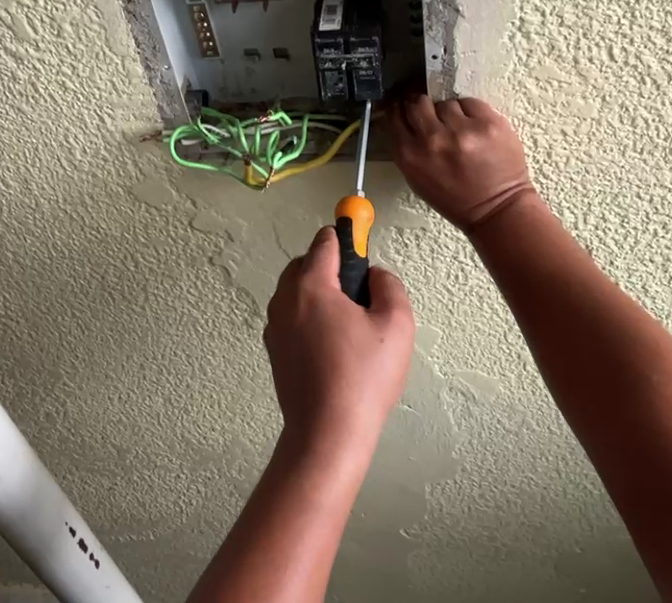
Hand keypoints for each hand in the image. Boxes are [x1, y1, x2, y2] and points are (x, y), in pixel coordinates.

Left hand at [263, 228, 414, 442]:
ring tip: (350, 324)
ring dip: (318, 293)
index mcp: (311, 285)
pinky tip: (333, 346)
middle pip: (305, 263)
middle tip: (360, 293)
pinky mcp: (275, 351)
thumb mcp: (396, 324)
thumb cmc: (363, 377)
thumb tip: (375, 275)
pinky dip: (308, 317)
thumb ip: (388, 285)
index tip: (363, 244)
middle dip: (330, 267)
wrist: (327, 433)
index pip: (325, 241)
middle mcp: (285, 300)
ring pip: (295, 291)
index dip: (348, 238)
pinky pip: (292, 317)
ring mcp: (275, 326)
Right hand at [393, 95, 536, 231]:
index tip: (404, 106)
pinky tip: (475, 129)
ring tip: (459, 131)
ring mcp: (462, 130)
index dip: (399, 108)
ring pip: (446, 103)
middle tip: (432, 116)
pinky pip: (470, 102)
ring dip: (450, 114)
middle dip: (423, 107)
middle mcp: (433, 140)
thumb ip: (407, 147)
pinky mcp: (488, 123)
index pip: (395, 116)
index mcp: (411, 156)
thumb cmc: (455, 198)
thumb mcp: (416, 178)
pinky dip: (470, 112)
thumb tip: (401, 115)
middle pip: (418, 103)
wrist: (496, 209)